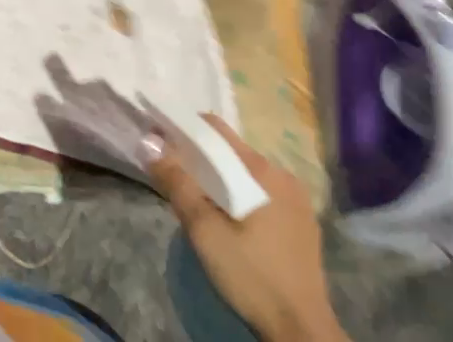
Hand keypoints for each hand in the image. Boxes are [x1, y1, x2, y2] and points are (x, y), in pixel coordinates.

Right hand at [146, 116, 346, 341]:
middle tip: (173, 177)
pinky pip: (263, 194)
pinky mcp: (302, 223)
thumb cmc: (250, 273)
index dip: (182, 130)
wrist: (300, 329)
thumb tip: (149, 144)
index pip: (215, 130)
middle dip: (199, 158)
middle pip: (231, 152)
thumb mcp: (204, 229)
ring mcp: (297, 200)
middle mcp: (283, 175)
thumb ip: (177, 183)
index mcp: (261, 169)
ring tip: (198, 201)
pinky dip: (240, 195)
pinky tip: (230, 221)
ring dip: (220, 179)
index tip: (156, 139)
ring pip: (247, 174)